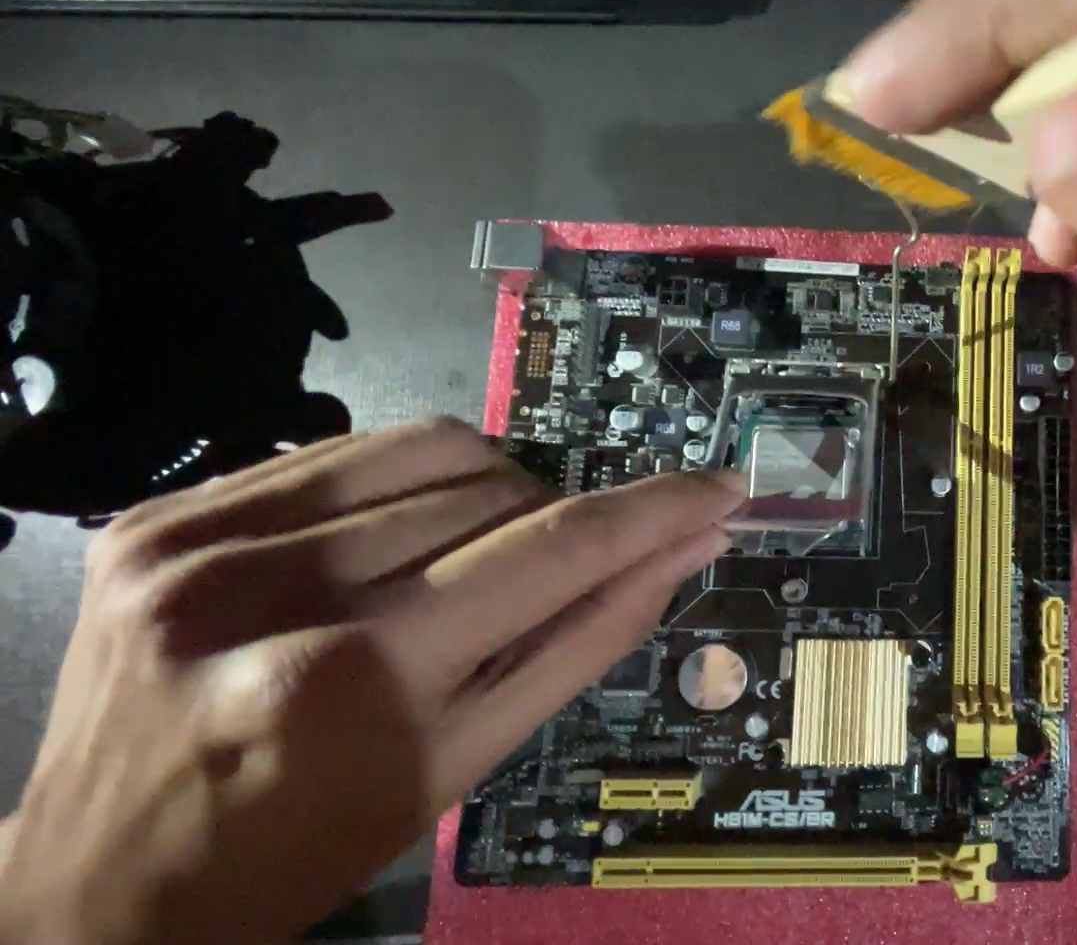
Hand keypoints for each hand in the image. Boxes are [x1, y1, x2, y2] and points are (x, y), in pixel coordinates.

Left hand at [0, 420, 742, 944]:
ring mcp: (200, 539)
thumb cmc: (316, 839)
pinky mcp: (163, 514)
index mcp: (359, 675)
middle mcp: (271, 586)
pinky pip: (357, 447)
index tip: (720, 488)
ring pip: (439, 451)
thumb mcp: (473, 755)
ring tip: (478, 557)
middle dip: (561, 523)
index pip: (557, 550)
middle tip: (552, 577)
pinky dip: (420, 477)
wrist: (96, 889)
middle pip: (501, 495)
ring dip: (499, 492)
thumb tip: (689, 549)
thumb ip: (592, 634)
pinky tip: (406, 532)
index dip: (656, 510)